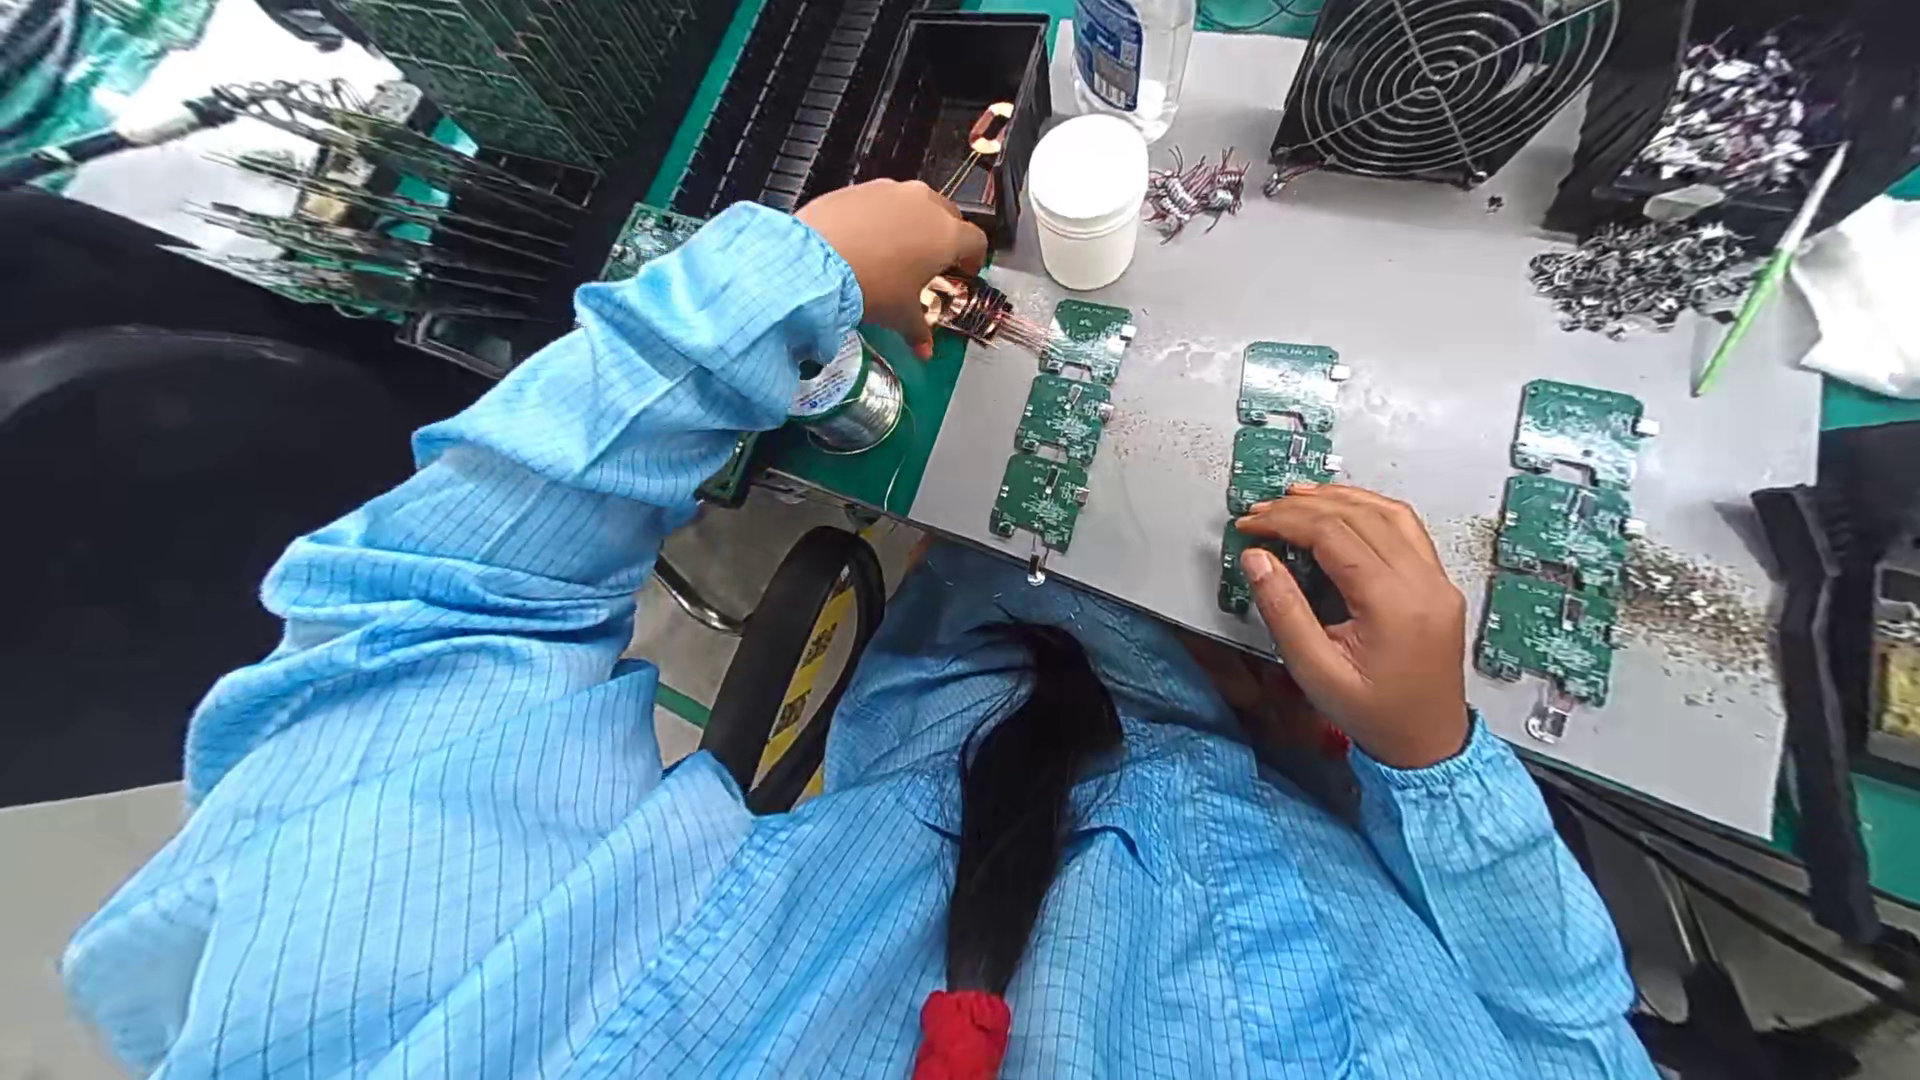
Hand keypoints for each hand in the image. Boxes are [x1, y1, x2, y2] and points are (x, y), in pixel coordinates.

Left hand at [796, 179, 988, 359]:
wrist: (818, 263)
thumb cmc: (872, 286)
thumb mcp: (901, 316)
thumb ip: (919, 331)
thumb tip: (924, 349)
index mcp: (946, 235)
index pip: (977, 241)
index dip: (974, 259)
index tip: (965, 271)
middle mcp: (925, 204)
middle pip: (949, 217)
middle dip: (945, 239)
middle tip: (932, 264)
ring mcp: (892, 190)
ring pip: (916, 205)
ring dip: (914, 225)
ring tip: (898, 253)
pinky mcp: (861, 187)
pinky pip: (883, 201)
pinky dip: (883, 218)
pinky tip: (868, 242)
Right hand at [1235, 483, 1469, 768]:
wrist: (1427, 743)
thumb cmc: (1372, 713)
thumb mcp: (1313, 668)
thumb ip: (1283, 609)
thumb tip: (1257, 559)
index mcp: (1394, 605)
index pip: (1333, 535)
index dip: (1284, 521)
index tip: (1250, 525)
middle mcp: (1425, 584)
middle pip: (1360, 516)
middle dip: (1303, 506)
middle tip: (1262, 511)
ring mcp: (1437, 581)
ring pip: (1389, 512)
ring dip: (1338, 497)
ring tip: (1296, 495)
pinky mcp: (1437, 584)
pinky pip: (1405, 527)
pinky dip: (1367, 507)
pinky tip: (1340, 507)